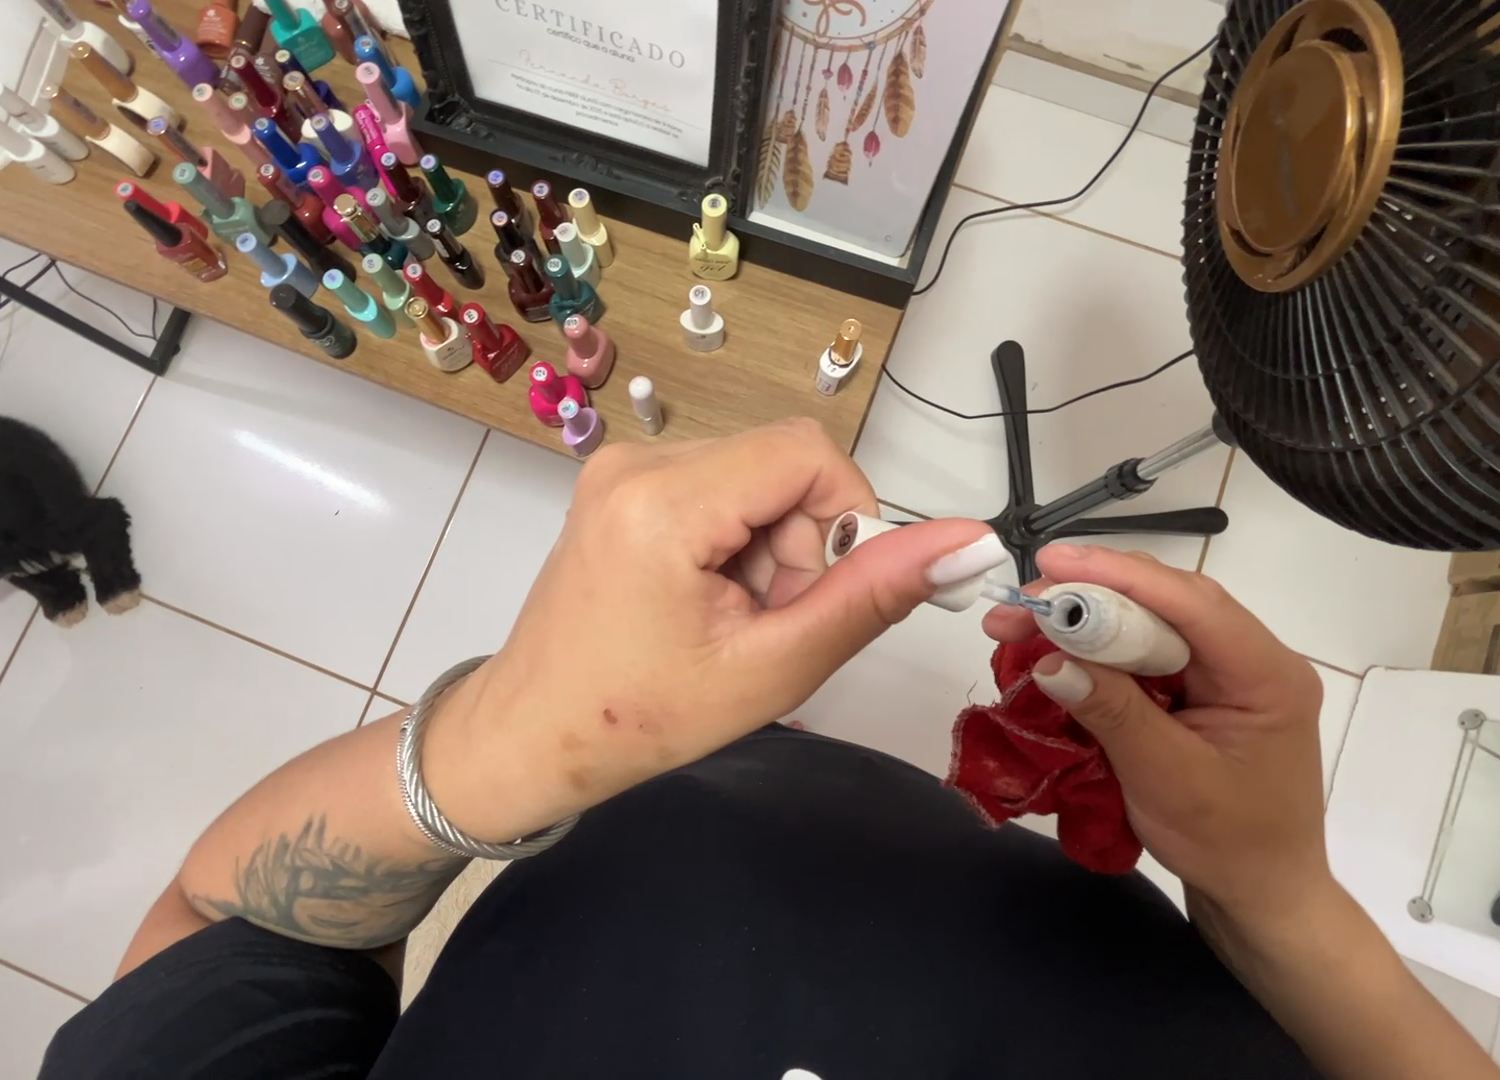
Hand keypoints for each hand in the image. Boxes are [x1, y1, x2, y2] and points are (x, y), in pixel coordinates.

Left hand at [423, 419, 1009, 839]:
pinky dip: (737, 540)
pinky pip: (717, 487)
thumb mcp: (771, 668)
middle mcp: (637, 461)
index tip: (820, 595)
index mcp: (663, 501)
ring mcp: (622, 468)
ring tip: (730, 618)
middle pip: (782, 465)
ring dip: (770, 547)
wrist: (532, 734)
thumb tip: (967, 541)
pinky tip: (706, 598)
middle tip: (766, 624)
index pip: (809, 451)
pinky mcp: (622, 485)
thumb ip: (871, 596)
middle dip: (802, 545)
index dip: (845, 518)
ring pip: (755, 478)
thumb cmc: (639, 719)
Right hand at [983, 545, 1331, 928]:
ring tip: (1015, 622)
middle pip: (1162, 600)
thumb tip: (1049, 661)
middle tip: (1018, 601)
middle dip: (1086, 593)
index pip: (1193, 604)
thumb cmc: (1228, 841)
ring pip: (1143, 619)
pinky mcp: (1188, 685)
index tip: (1053, 564)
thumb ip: (1114, 713)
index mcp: (1265, 675)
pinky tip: (1048, 646)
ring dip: (1078, 617)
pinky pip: (1135, 647)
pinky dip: (1087, 644)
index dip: (1120, 576)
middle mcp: (1244, 658)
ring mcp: (1216, 670)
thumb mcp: (1168, 779)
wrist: (1258, 890)